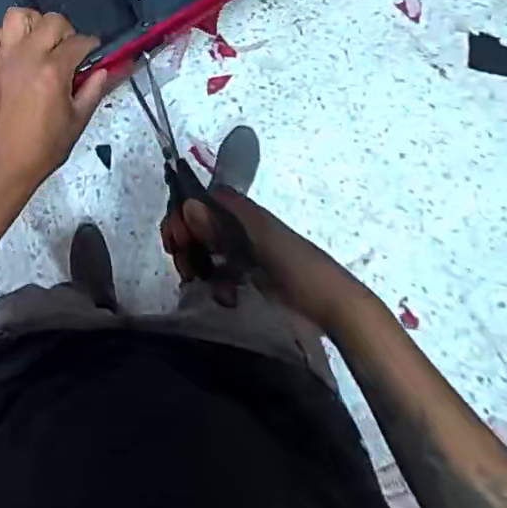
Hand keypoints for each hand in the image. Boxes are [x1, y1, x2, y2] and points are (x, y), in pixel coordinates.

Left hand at [0, 8, 111, 187]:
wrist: (3, 164)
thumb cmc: (44, 146)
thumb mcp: (78, 120)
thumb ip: (94, 89)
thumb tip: (104, 70)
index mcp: (54, 70)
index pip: (79, 42)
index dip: (91, 45)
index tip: (94, 53)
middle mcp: (28, 56)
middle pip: (51, 20)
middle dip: (66, 31)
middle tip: (69, 50)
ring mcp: (5, 58)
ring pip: (17, 16)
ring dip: (33, 24)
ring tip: (40, 43)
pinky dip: (2, 37)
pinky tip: (14, 52)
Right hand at [161, 189, 365, 327]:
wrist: (331, 306)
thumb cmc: (298, 267)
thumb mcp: (261, 242)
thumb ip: (224, 225)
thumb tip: (189, 205)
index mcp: (243, 213)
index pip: (200, 202)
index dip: (183, 217)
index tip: (175, 243)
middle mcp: (240, 227)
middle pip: (197, 226)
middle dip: (187, 245)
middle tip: (188, 271)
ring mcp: (243, 253)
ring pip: (204, 251)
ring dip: (198, 268)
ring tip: (210, 288)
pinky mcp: (247, 278)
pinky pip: (217, 275)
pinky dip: (214, 285)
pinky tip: (225, 298)